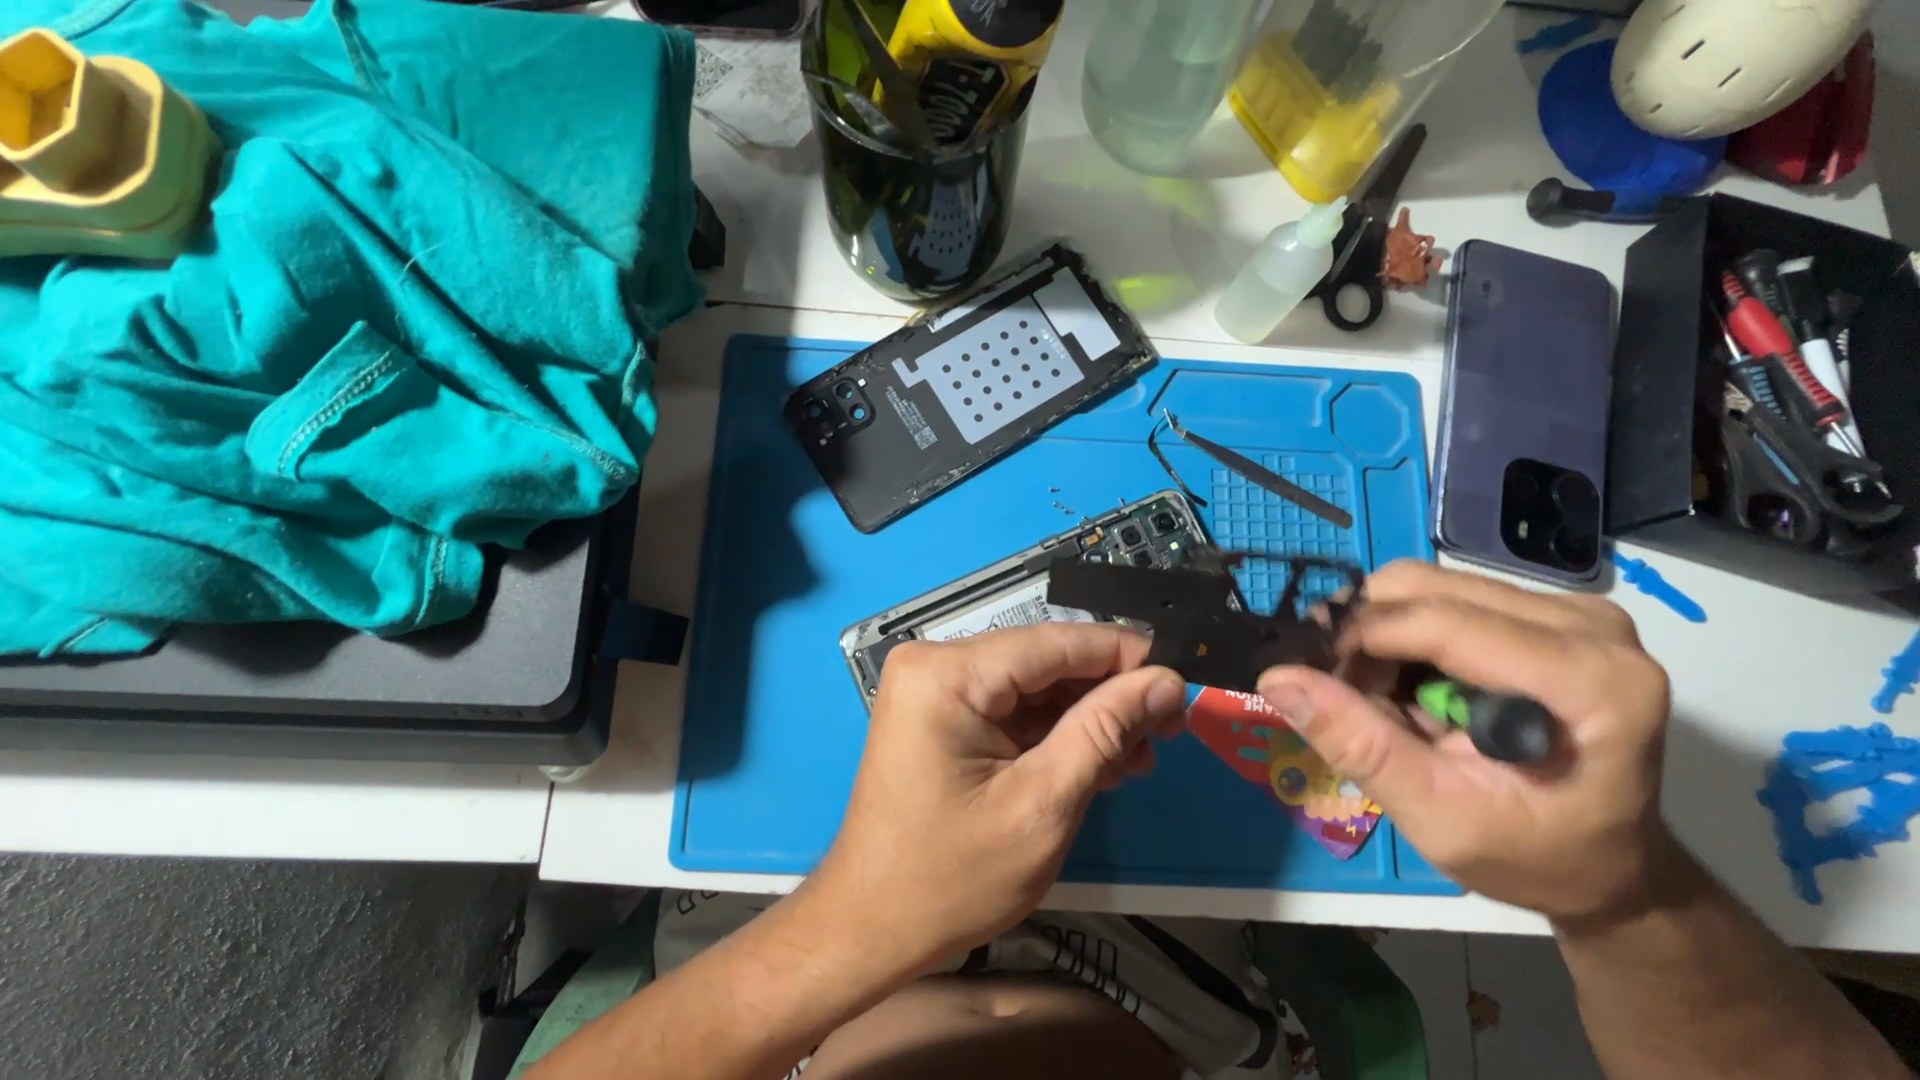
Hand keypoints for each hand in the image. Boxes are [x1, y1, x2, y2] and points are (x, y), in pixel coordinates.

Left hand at [814, 623, 1186, 965]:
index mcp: (946, 674)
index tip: (1183, 677)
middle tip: (1171, 730)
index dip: (1125, 655)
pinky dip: (1056, 734)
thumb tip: (1167, 681)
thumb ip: (1105, 730)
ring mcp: (934, 690)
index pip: (1055, 642)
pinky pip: (1012, 710)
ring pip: (1034, 686)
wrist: (872, 928)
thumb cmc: (953, 878)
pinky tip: (1100, 764)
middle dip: (1109, 695)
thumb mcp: (1043, 803)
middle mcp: (935, 664)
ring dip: (1088, 719)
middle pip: (1045, 661)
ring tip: (1140, 759)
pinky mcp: (941, 717)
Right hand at [1257, 561, 1674, 924]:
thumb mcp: (1437, 815)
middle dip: (1363, 633)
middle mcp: (1588, 626)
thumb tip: (1275, 678)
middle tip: (1338, 691)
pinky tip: (1406, 684)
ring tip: (1374, 695)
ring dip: (1379, 634)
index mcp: (1588, 680)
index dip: (1357, 638)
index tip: (1305, 673)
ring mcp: (1572, 612)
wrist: (1607, 865)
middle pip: (1428, 588)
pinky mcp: (1550, 612)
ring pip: (1427, 585)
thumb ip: (1359, 743)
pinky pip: (1445, 595)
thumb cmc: (1532, 855)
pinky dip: (1403, 634)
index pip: (1440, 622)